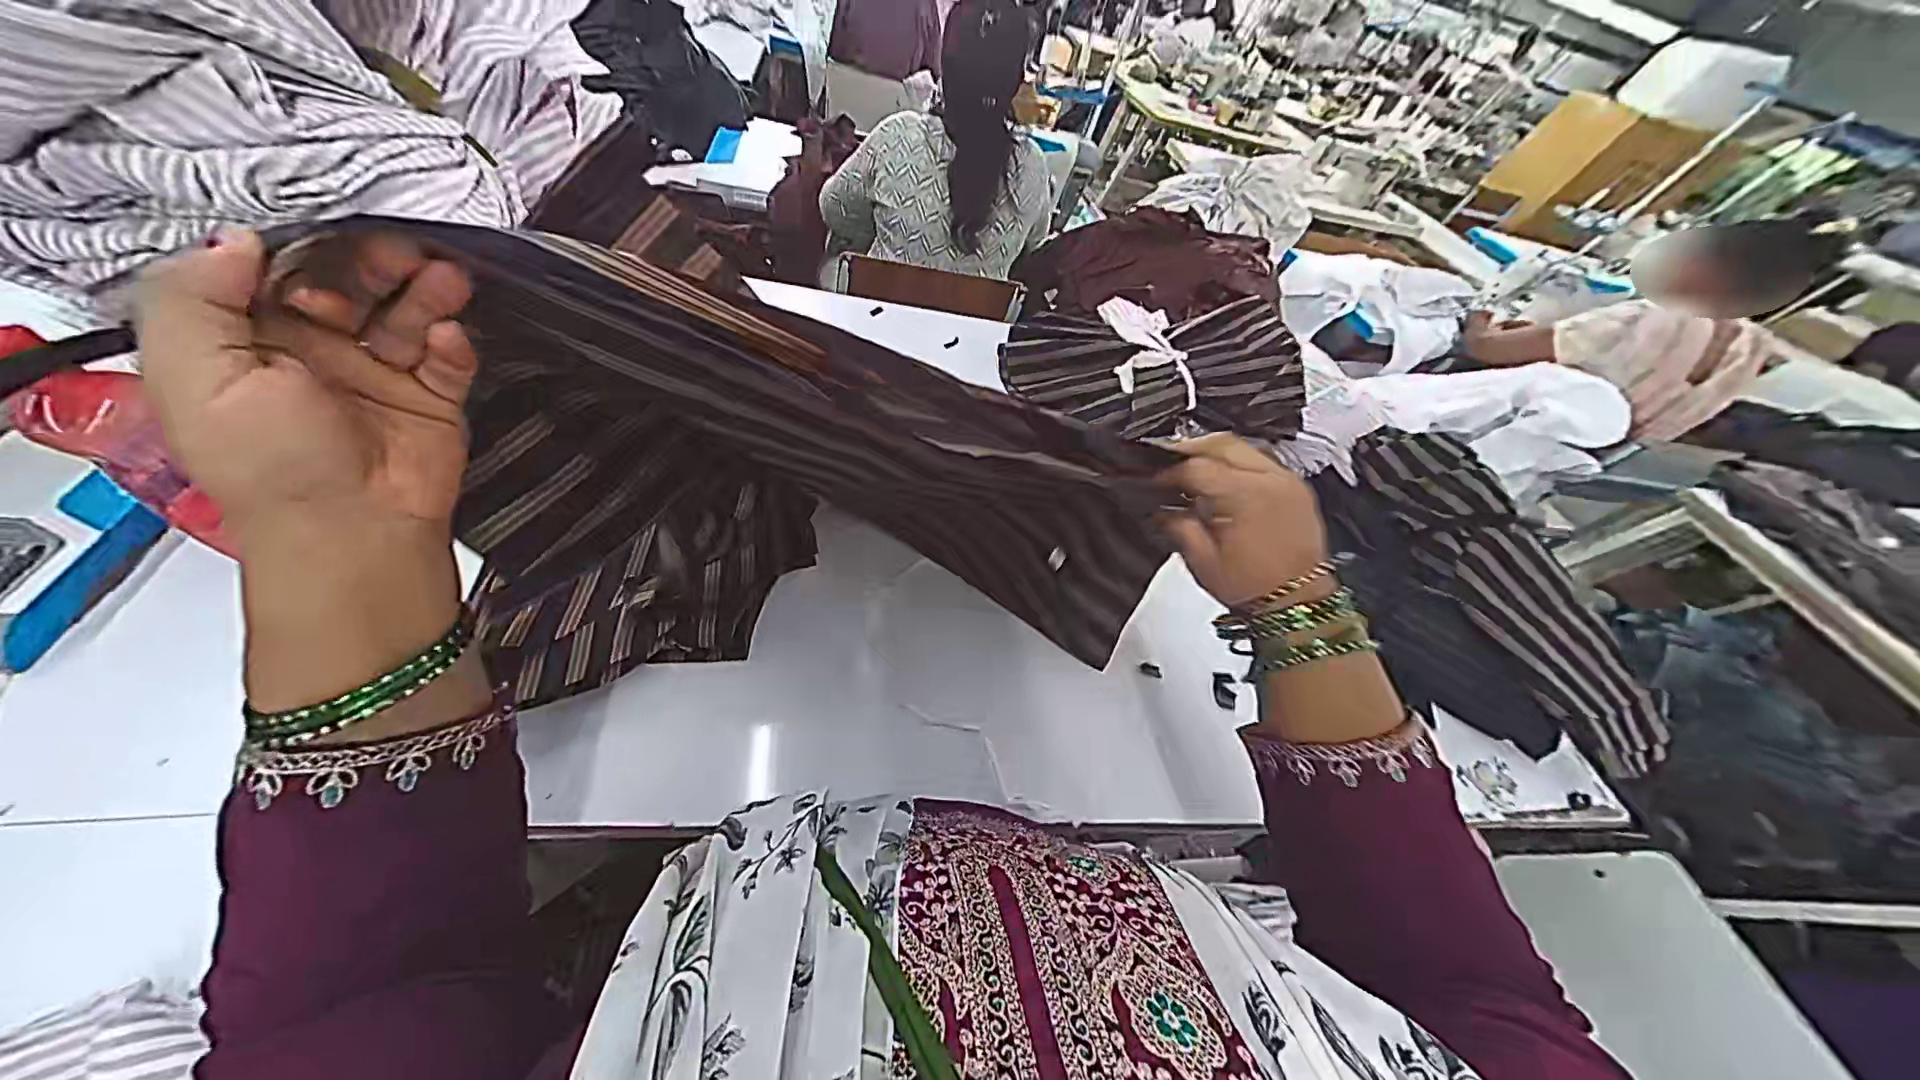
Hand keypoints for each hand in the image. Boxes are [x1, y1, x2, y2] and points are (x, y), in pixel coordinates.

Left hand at [136, 227, 477, 542]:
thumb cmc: (273, 469)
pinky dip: (454, 344)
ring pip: (408, 315)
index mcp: (251, 340)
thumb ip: (197, 298)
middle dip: (378, 263)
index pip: (280, 271)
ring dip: (428, 293)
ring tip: (447, 280)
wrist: (354, 528)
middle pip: (354, 286)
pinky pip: (450, 359)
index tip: (323, 259)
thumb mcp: (196, 375)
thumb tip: (237, 241)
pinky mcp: (433, 399)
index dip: (305, 254)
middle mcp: (318, 352)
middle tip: (402, 254)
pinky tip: (449, 338)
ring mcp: (381, 375)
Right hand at [1157, 433, 1328, 608]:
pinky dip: (1235, 463)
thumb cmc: (1255, 588)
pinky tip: (1220, 482)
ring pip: (1242, 446)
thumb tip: (1159, 508)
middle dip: (1188, 450)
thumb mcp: (1201, 559)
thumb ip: (1177, 525)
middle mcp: (1271, 480)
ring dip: (1212, 453)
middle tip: (1166, 466)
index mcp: (1246, 495)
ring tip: (1191, 473)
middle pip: (1220, 443)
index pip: (1195, 467)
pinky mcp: (1295, 488)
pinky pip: (1260, 460)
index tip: (1151, 482)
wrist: (1297, 603)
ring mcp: (1287, 481)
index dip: (1167, 474)